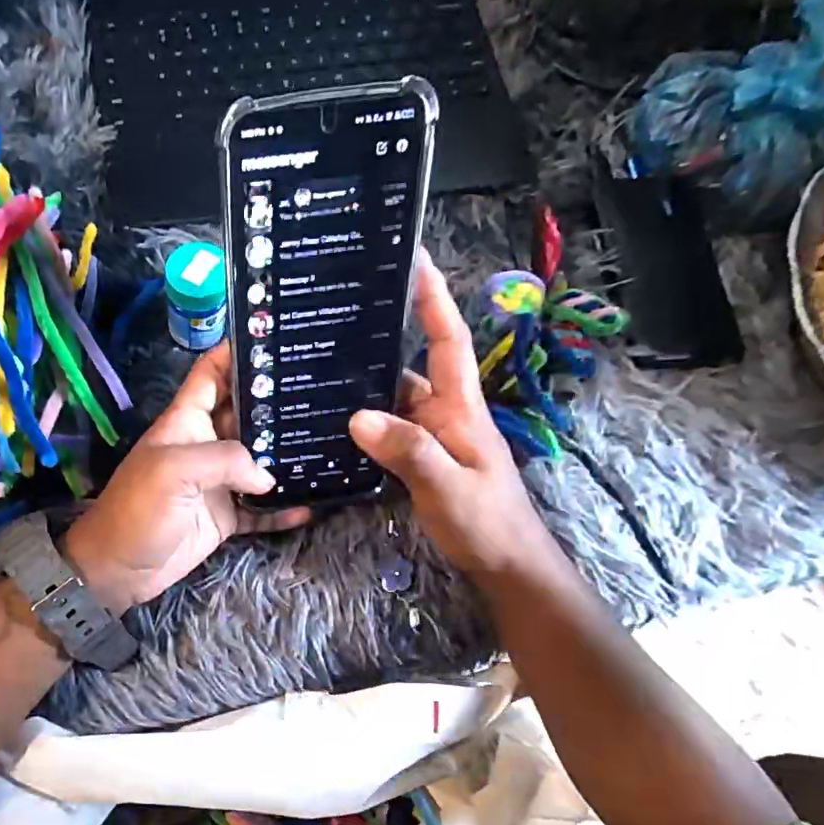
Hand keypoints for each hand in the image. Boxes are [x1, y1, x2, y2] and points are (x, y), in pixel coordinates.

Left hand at [64, 343, 309, 613]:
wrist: (119, 569)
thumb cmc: (138, 511)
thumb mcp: (174, 471)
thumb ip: (225, 459)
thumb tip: (268, 476)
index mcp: (186, 421)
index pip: (212, 374)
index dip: (239, 352)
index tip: (280, 338)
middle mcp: (205, 445)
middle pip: (246, 415)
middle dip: (279, 404)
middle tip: (327, 394)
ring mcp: (218, 482)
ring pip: (260, 461)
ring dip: (289, 456)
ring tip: (329, 445)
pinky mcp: (226, 516)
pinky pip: (262, 508)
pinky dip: (284, 508)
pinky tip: (312, 505)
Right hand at [349, 250, 562, 589]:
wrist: (506, 564)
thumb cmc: (487, 523)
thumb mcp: (448, 487)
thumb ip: (409, 452)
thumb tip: (359, 416)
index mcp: (460, 409)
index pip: (448, 341)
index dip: (433, 300)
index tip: (414, 260)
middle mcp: (444, 415)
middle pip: (409, 368)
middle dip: (379, 342)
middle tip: (333, 320)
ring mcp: (431, 439)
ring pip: (392, 402)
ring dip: (362, 388)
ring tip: (316, 370)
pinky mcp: (420, 461)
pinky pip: (387, 433)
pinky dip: (363, 425)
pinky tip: (332, 426)